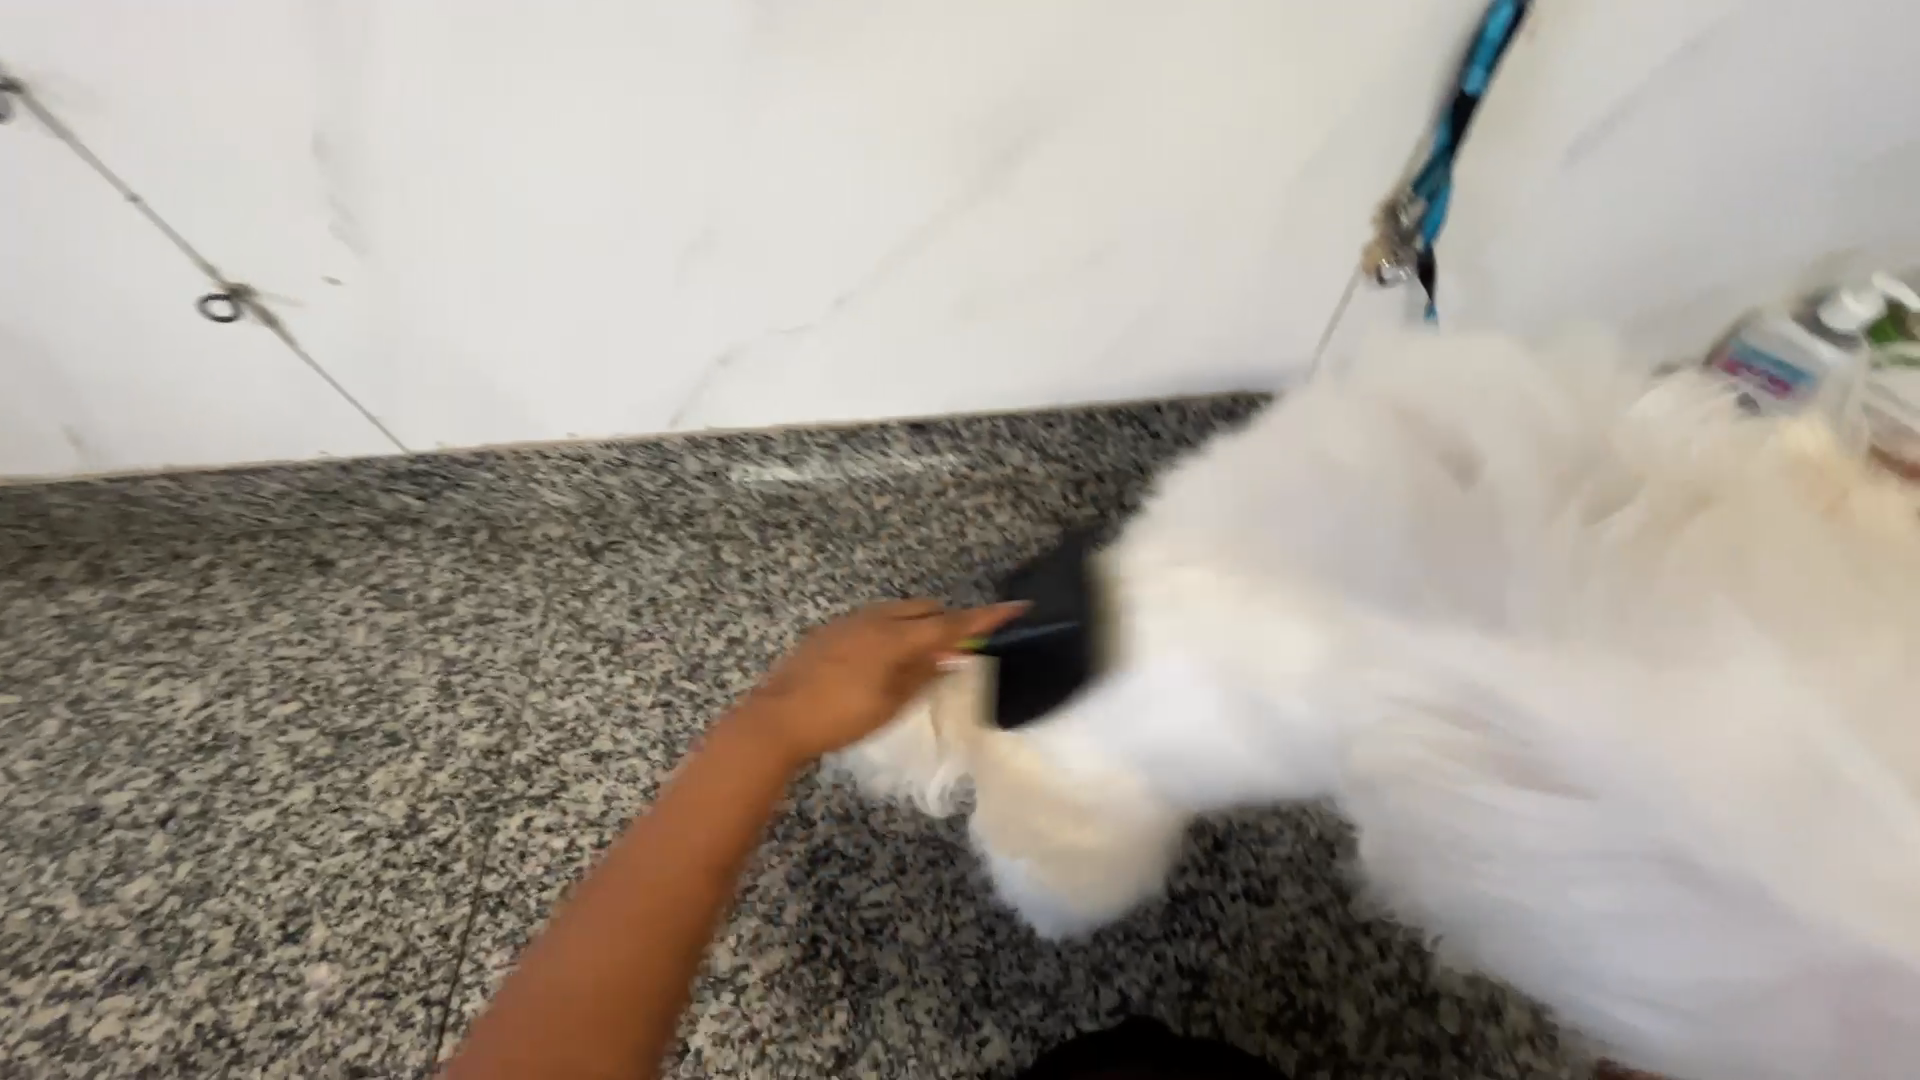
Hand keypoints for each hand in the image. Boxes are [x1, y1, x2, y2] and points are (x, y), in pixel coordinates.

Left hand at [729, 599, 1024, 766]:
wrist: (776, 719)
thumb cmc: (839, 718)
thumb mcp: (891, 704)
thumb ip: (925, 673)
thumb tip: (953, 654)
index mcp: (895, 637)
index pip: (952, 624)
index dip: (986, 618)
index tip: (1017, 607)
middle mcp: (875, 619)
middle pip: (927, 610)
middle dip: (949, 624)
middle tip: (958, 653)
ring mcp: (850, 620)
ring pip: (900, 611)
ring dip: (919, 626)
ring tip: (921, 659)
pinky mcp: (832, 629)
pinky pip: (875, 619)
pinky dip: (893, 630)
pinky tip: (883, 660)